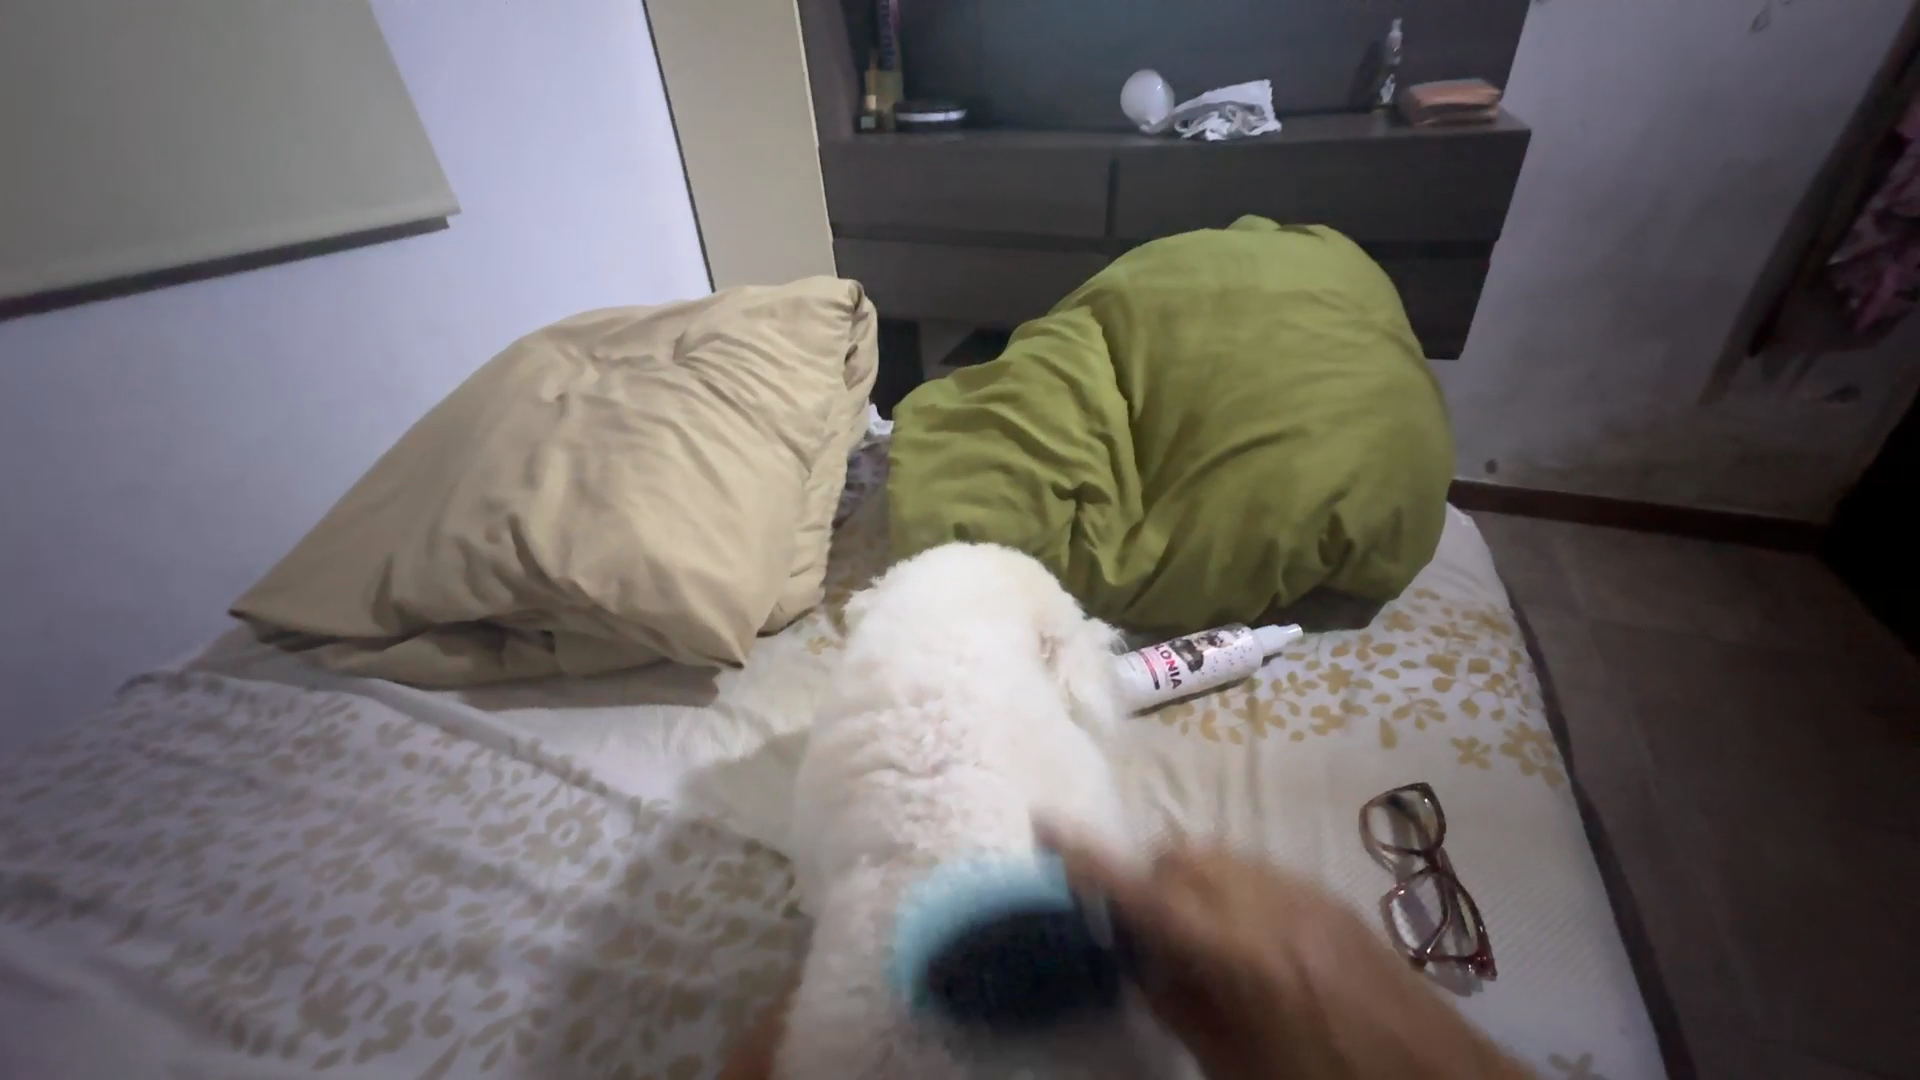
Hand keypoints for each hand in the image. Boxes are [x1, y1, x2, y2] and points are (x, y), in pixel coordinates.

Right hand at [1039, 825, 1532, 1079]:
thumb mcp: (1235, 1065)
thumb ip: (1178, 1001)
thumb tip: (1137, 956)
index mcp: (1235, 953)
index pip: (1142, 893)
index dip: (1087, 859)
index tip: (1044, 824)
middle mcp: (1262, 901)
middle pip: (1176, 858)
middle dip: (1146, 878)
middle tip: (1140, 927)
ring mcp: (1297, 888)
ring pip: (1212, 854)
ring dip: (1184, 878)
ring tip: (1192, 931)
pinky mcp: (1322, 890)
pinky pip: (1249, 865)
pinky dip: (1224, 884)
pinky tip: (1241, 932)